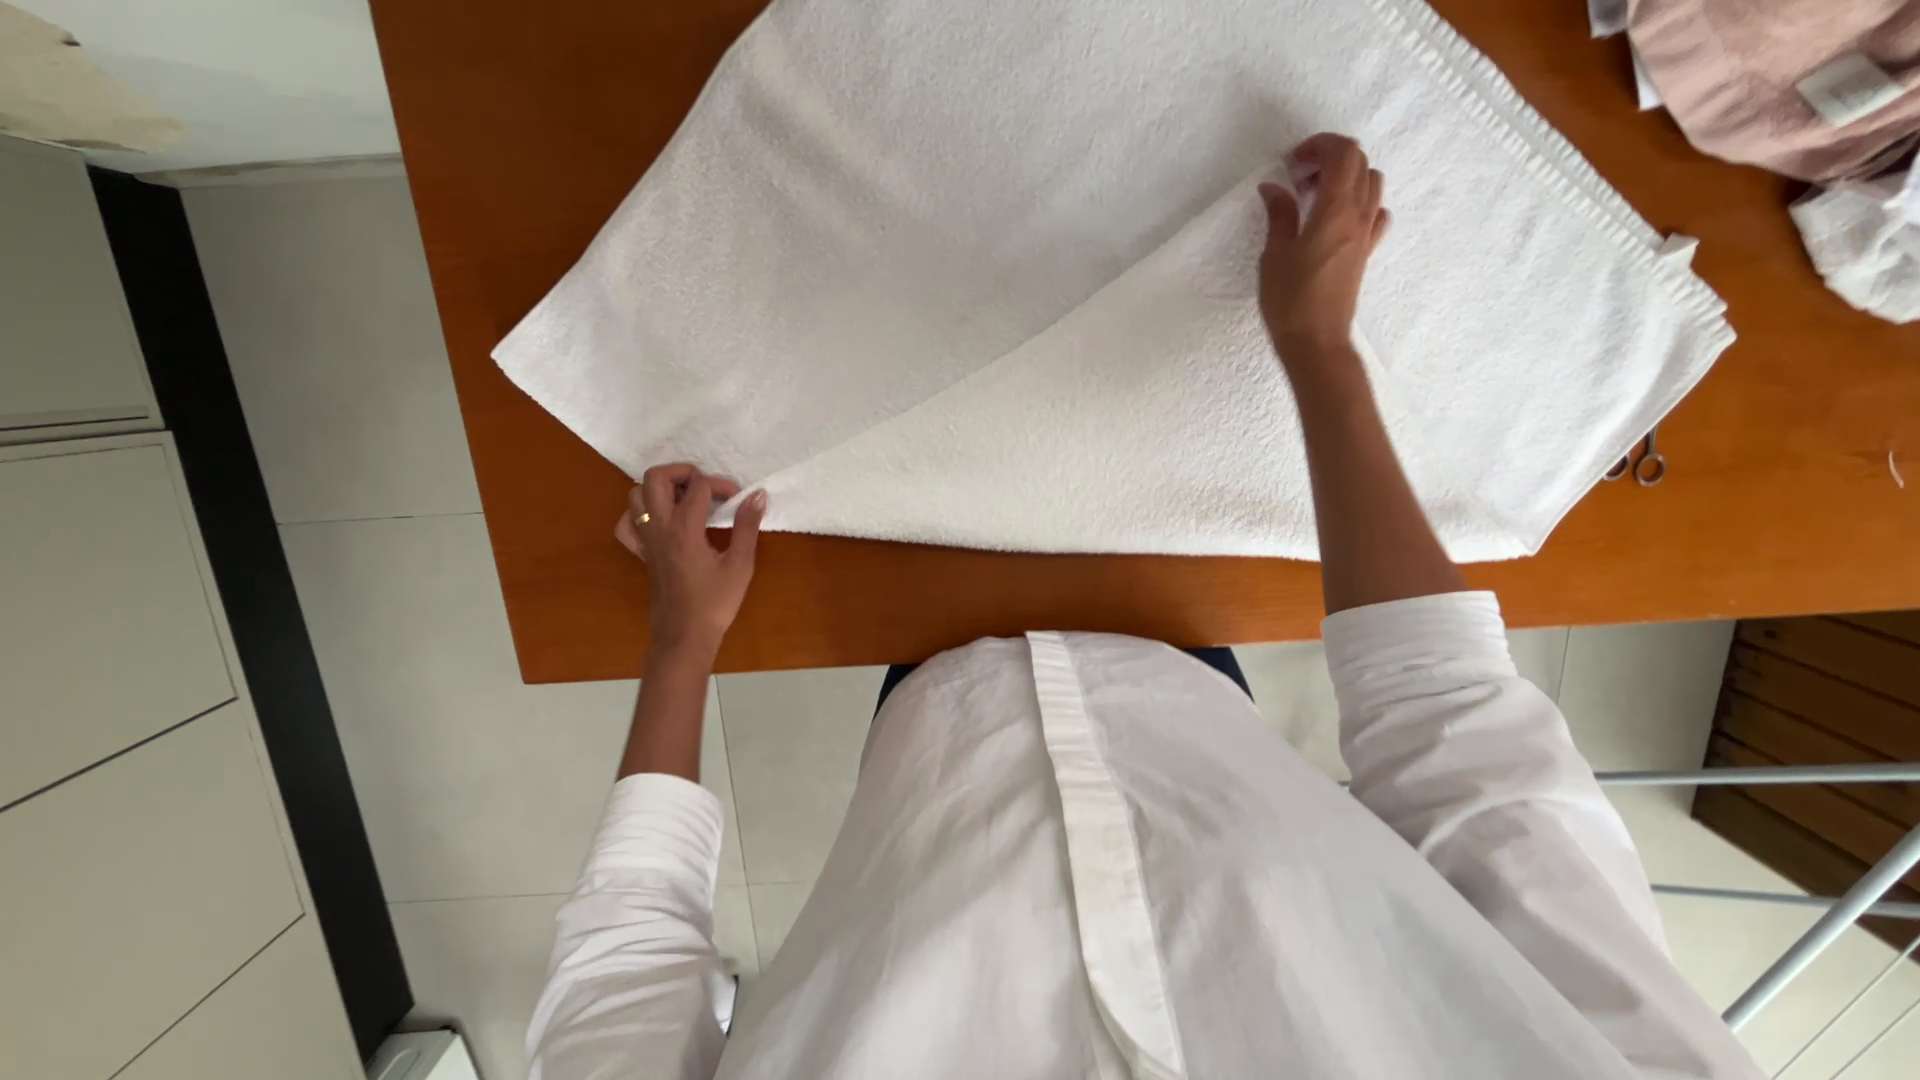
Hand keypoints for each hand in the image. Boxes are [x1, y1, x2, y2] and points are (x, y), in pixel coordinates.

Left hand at [614, 464, 767, 655]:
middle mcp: (659, 529)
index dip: (721, 485)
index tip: (738, 499)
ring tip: (687, 500)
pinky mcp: (641, 553)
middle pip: (655, 478)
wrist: (684, 636)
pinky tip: (661, 520)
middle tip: (706, 486)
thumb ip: (747, 526)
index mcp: (684, 530)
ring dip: (661, 489)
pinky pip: (627, 524)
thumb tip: (758, 495)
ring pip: (636, 495)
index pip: (699, 487)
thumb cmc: (715, 603)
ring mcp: (645, 540)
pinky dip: (640, 513)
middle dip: (683, 472)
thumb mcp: (740, 565)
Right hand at [1256, 133, 1391, 366]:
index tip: (1292, 160)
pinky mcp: (1365, 252)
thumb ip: (1279, 215)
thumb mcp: (1274, 254)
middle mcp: (1359, 215)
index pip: (1342, 154)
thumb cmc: (1290, 300)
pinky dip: (1360, 201)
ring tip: (1315, 194)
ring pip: (1371, 182)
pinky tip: (1337, 217)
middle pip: (1359, 162)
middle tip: (1299, 175)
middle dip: (1330, 156)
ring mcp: (1367, 233)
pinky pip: (1375, 212)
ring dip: (1346, 176)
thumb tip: (1274, 188)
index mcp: (1335, 210)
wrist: (1316, 340)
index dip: (1319, 145)